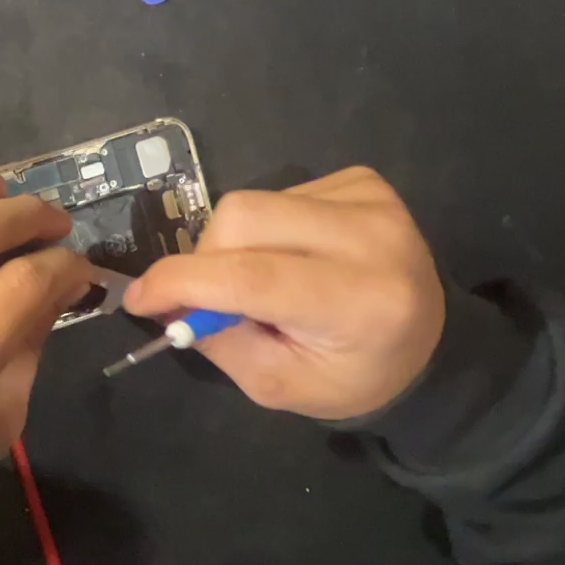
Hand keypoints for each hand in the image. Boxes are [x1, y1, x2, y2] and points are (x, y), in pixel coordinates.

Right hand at [124, 167, 445, 419]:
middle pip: (243, 219)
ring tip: (257, 278)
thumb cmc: (350, 375)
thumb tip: (165, 301)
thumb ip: (218, 340)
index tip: (138, 299)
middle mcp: (372, 238)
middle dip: (203, 259)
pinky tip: (288, 254)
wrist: (425, 343)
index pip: (251, 277)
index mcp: (359, 303)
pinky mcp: (364, 181)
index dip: (181, 282)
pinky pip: (277, 193)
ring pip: (252, 201)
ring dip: (231, 244)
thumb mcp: (277, 383)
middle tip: (206, 296)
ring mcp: (372, 200)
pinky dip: (261, 228)